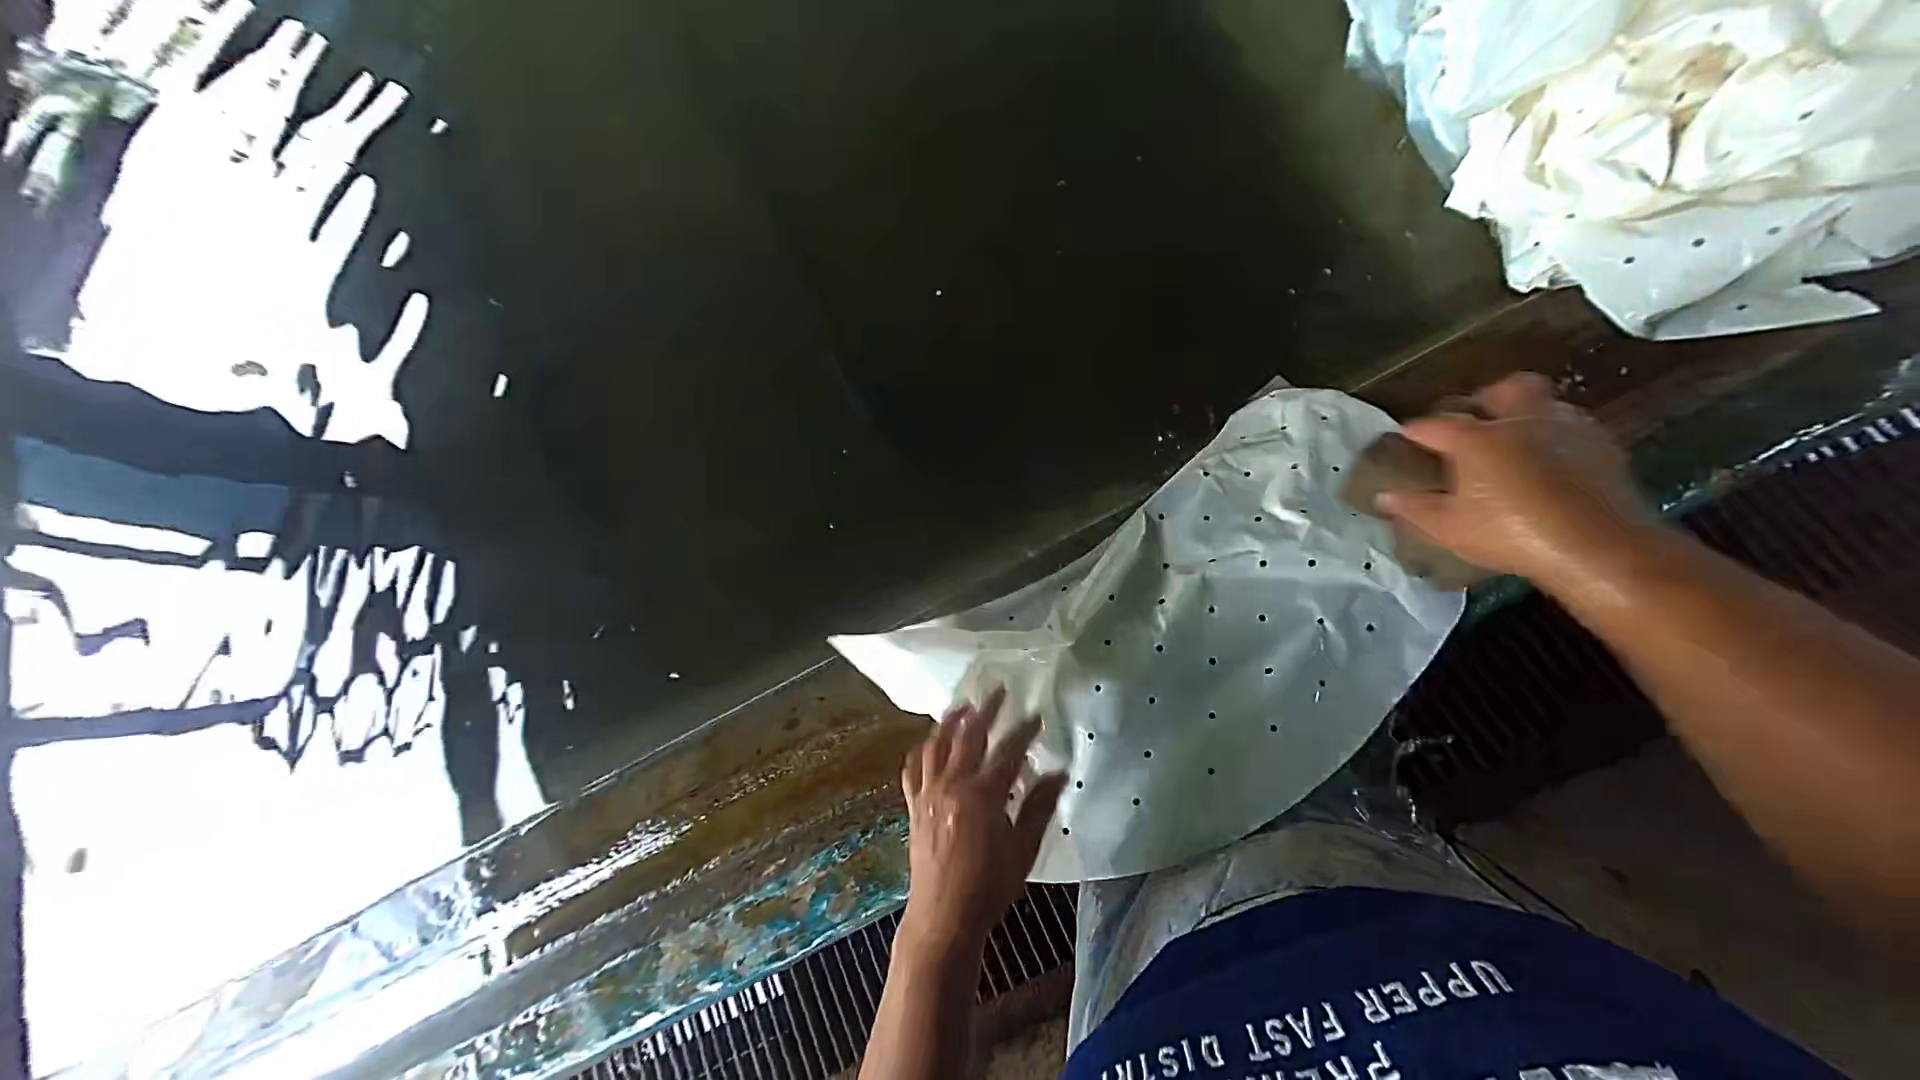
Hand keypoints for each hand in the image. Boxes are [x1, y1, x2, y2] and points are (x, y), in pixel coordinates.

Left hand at [898, 687, 1065, 950]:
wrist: (944, 916)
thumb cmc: (989, 887)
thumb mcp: (1023, 850)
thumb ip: (1038, 807)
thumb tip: (1059, 773)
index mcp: (983, 795)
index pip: (1008, 751)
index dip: (1024, 731)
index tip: (1036, 715)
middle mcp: (952, 785)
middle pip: (968, 735)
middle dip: (985, 709)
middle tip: (997, 690)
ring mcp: (929, 793)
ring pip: (937, 745)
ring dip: (950, 721)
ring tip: (962, 705)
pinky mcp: (915, 805)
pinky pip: (914, 769)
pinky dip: (922, 751)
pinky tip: (929, 743)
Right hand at [1377, 372, 1655, 587]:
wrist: (1597, 546)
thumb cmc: (1509, 534)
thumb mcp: (1448, 527)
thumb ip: (1415, 508)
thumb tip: (1385, 496)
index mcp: (1477, 439)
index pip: (1435, 425)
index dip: (1415, 430)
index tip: (1404, 435)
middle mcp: (1522, 423)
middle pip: (1506, 389)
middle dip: (1486, 398)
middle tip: (1473, 419)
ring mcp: (1567, 431)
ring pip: (1546, 404)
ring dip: (1526, 415)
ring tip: (1512, 440)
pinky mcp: (1603, 448)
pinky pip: (1573, 428)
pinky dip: (1555, 437)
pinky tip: (1548, 461)